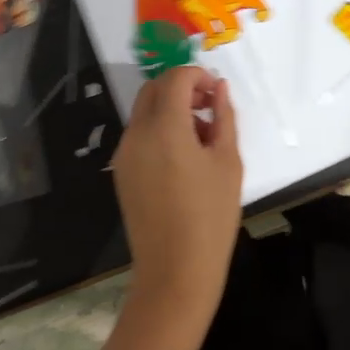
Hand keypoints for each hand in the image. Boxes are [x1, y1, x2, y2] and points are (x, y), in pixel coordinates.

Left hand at [113, 67, 243, 310]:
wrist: (175, 272)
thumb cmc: (211, 217)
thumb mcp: (228, 162)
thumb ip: (224, 117)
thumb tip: (219, 88)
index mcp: (164, 126)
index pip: (175, 78)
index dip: (198, 76)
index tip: (216, 93)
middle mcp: (137, 132)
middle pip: (154, 89)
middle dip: (182, 89)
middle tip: (209, 109)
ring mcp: (125, 153)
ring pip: (145, 111)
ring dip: (171, 109)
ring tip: (202, 139)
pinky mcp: (121, 172)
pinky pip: (139, 135)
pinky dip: (159, 130)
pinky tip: (183, 159)